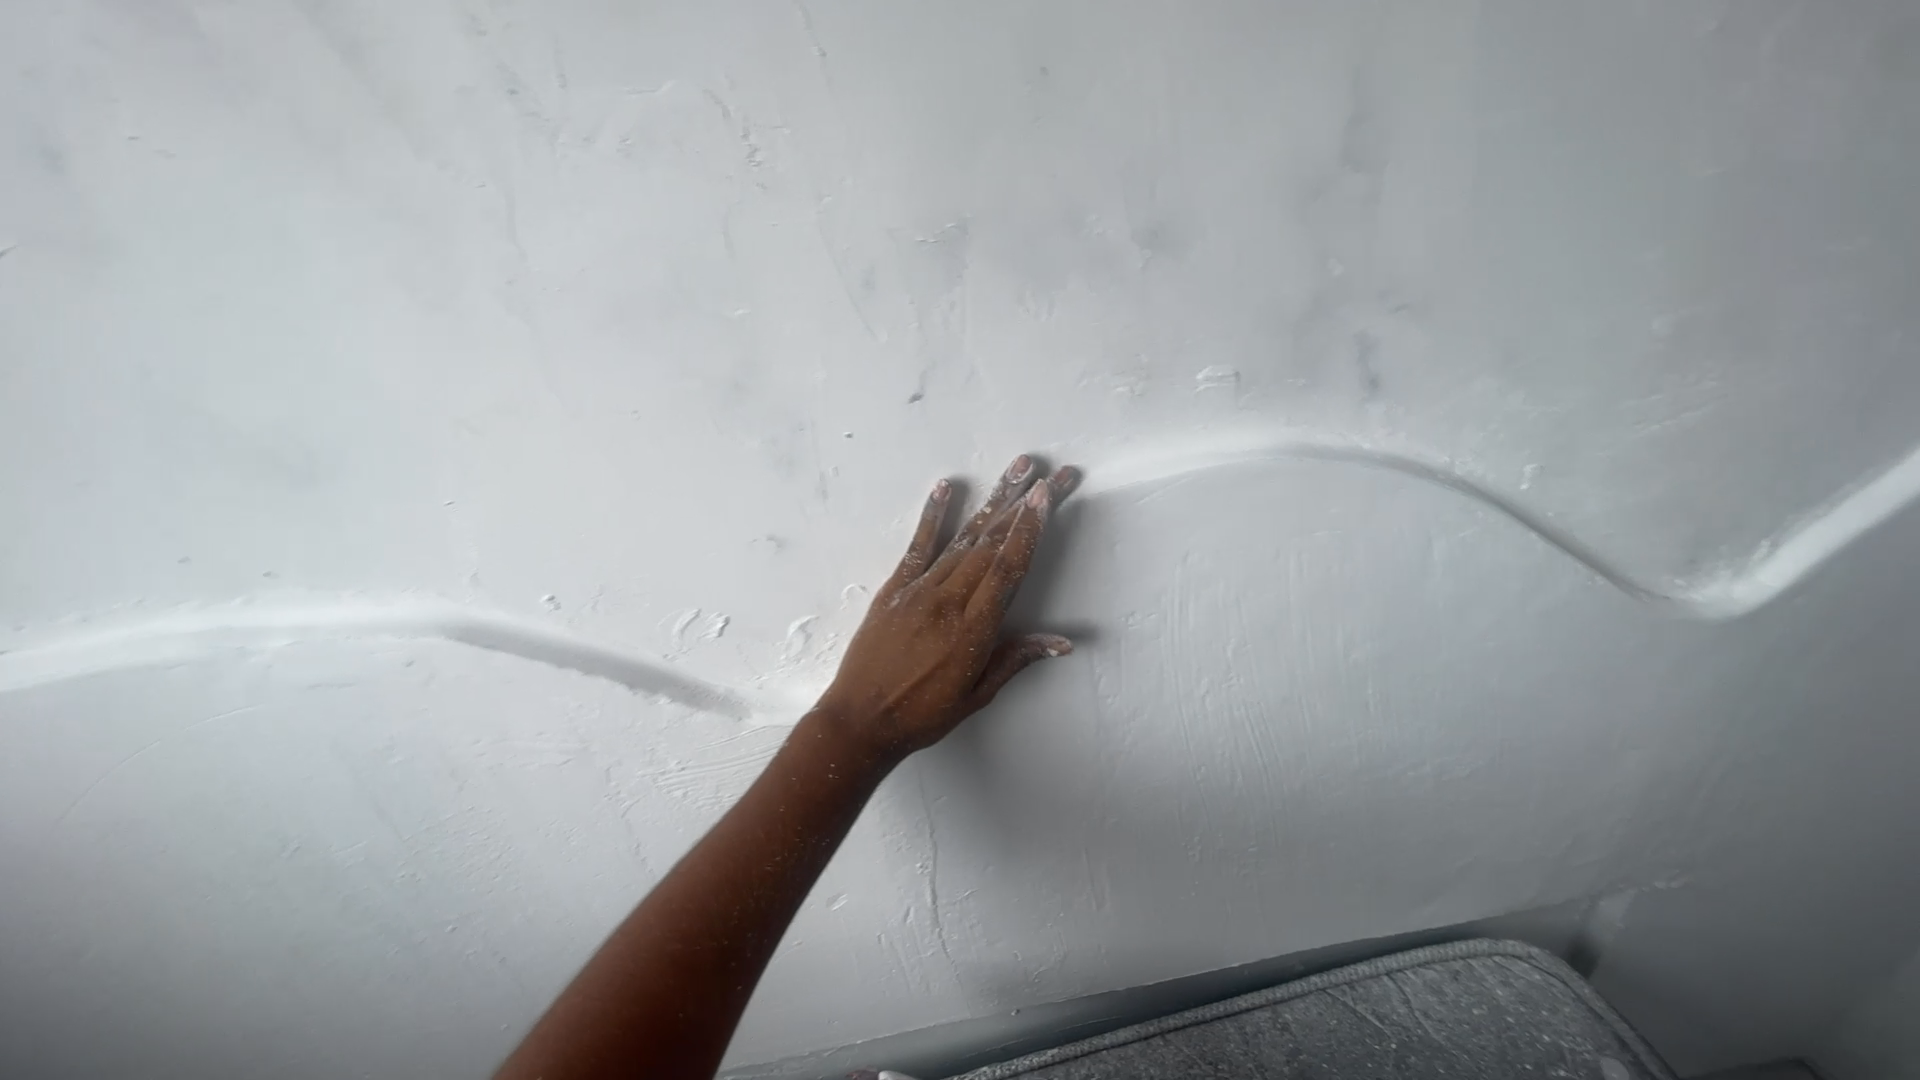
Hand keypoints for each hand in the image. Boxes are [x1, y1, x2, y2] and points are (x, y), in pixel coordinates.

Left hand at [813, 454, 1079, 762]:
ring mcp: (919, 591)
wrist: (859, 720)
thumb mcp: (976, 696)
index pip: (1008, 568)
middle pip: (993, 544)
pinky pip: (918, 546)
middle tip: (1049, 473)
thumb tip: (1061, 642)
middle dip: (1024, 505)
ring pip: (963, 538)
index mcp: (973, 629)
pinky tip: (947, 487)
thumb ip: (1015, 659)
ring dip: (992, 502)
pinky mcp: (895, 589)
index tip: (1045, 495)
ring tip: (1015, 469)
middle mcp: (948, 602)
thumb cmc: (921, 715)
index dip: (1029, 528)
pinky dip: (933, 515)